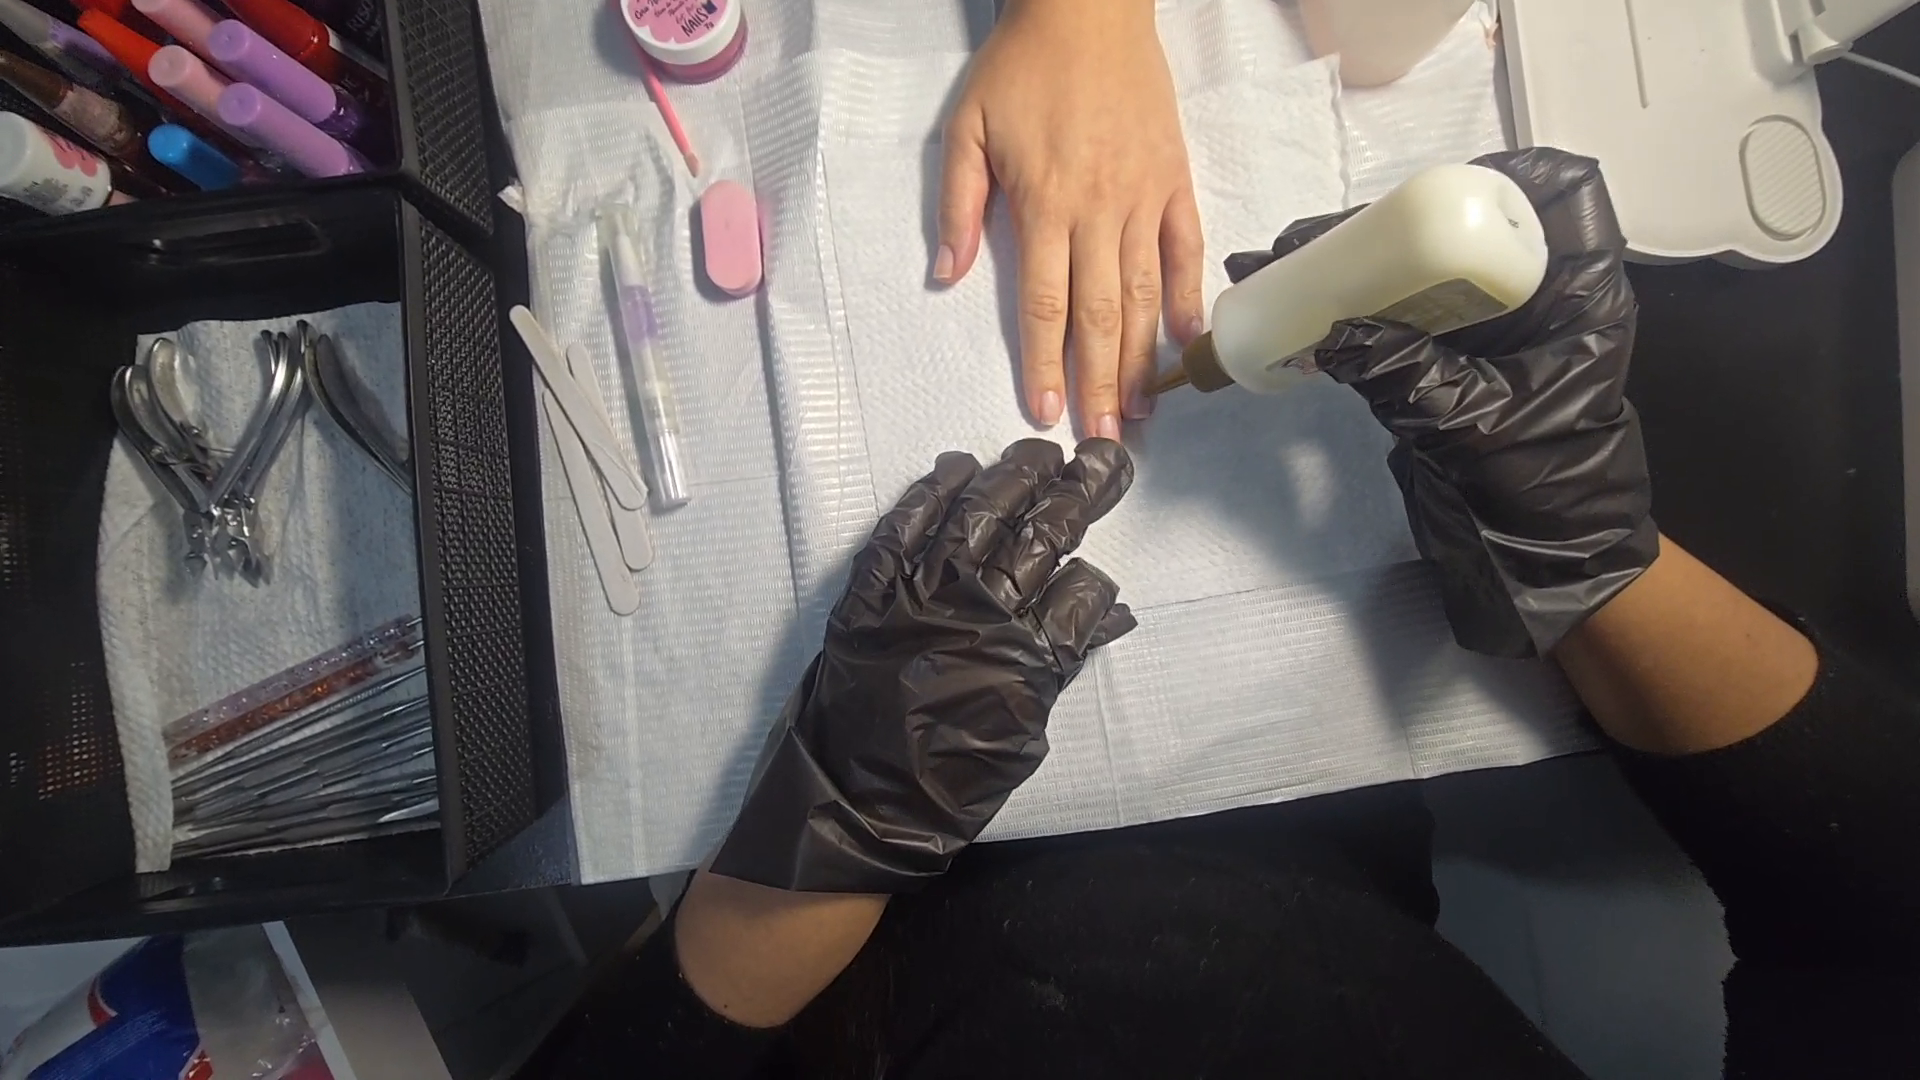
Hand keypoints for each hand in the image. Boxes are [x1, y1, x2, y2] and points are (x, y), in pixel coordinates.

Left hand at [710, 438, 1135, 892]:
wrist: (854, 802)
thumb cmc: (948, 781)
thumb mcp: (1024, 736)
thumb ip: (1062, 664)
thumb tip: (1109, 611)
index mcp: (1025, 660)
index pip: (1080, 592)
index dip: (1099, 570)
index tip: (1104, 564)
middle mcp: (978, 615)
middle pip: (1039, 537)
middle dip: (1076, 491)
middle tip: (1097, 457)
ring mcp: (919, 596)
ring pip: (977, 517)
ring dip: (1012, 477)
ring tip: (1039, 451)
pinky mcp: (870, 593)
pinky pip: (902, 529)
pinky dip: (930, 493)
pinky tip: (957, 465)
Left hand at [935, 0, 1203, 438]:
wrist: (1089, 4)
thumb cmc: (1022, 70)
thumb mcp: (966, 129)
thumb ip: (956, 207)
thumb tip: (947, 278)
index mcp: (1046, 204)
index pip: (1046, 305)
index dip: (1046, 365)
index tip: (1047, 414)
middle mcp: (1099, 210)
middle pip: (1100, 315)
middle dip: (1099, 383)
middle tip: (1104, 439)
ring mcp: (1144, 198)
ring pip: (1145, 293)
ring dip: (1142, 357)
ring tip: (1141, 409)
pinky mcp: (1176, 180)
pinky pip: (1187, 247)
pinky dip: (1190, 295)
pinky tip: (1188, 341)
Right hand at [1231, 148, 1656, 657]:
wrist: (1534, 550)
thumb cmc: (1532, 484)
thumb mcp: (1469, 422)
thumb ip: (1403, 373)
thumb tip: (1326, 332)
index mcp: (1574, 295)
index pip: (1555, 195)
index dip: (1490, 177)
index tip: (1411, 196)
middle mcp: (1530, 298)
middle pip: (1458, 228)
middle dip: (1378, 226)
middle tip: (1298, 242)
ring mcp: (1480, 331)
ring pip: (1415, 271)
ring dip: (1346, 266)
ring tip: (1273, 268)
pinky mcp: (1439, 362)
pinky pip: (1392, 318)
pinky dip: (1344, 311)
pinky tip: (1294, 312)